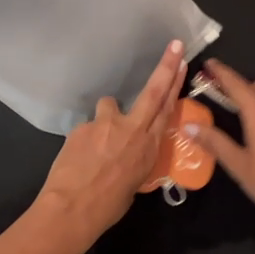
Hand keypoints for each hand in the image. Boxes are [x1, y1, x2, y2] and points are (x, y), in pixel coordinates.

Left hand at [36, 40, 188, 242]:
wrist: (73, 207)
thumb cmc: (108, 206)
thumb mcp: (135, 184)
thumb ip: (135, 160)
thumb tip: (128, 154)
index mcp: (149, 147)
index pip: (166, 109)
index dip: (174, 85)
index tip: (181, 63)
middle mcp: (130, 130)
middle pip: (152, 93)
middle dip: (165, 68)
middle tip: (175, 45)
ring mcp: (105, 125)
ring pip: (110, 107)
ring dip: (108, 117)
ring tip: (98, 142)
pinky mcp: (82, 127)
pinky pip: (88, 127)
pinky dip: (87, 138)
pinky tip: (80, 157)